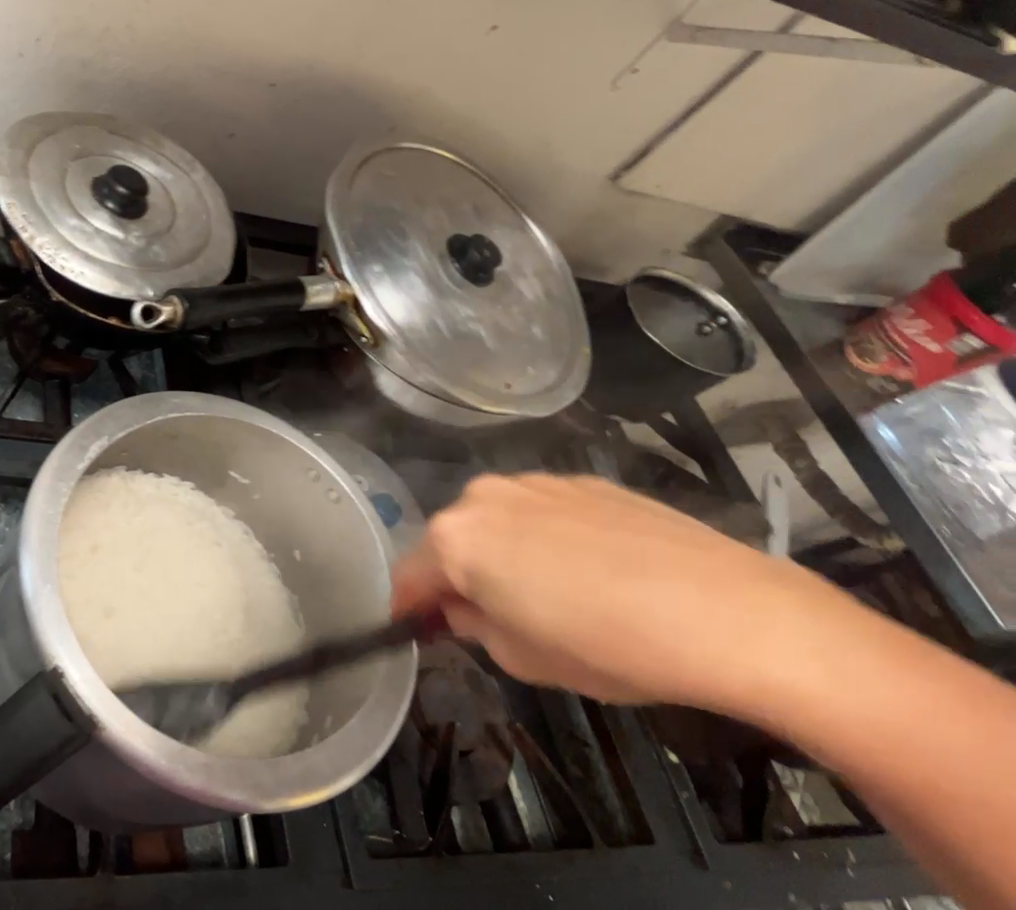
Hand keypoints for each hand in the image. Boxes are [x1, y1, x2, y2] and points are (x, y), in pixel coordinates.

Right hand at [389, 473, 870, 717]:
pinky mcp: (587, 482)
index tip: (418, 632)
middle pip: (451, 541)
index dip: (409, 609)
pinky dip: (547, 539)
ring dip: (503, 553)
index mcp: (456, 540)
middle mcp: (484, 497)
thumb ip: (473, 626)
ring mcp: (538, 483)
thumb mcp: (522, 657)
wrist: (733, 614)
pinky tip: (593, 573)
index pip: (408, 576)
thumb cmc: (610, 647)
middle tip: (490, 618)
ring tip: (550, 595)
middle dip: (459, 576)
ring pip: (497, 522)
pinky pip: (542, 512)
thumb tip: (463, 609)